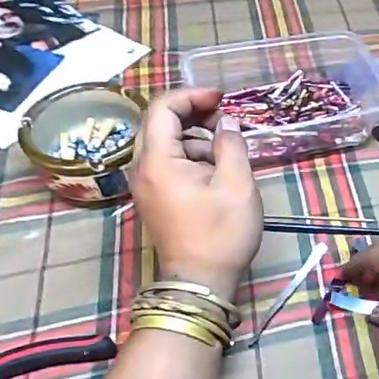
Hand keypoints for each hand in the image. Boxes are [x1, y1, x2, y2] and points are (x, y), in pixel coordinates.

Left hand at [128, 89, 260, 297]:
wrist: (201, 283)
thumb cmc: (220, 234)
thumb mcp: (237, 184)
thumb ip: (231, 144)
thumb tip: (226, 122)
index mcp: (157, 161)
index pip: (163, 107)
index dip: (192, 95)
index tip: (221, 99)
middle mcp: (141, 169)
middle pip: (159, 122)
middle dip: (192, 113)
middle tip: (223, 119)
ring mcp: (144, 186)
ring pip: (163, 143)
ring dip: (193, 137)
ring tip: (225, 151)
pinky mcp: (153, 199)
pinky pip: (165, 164)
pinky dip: (188, 157)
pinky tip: (214, 171)